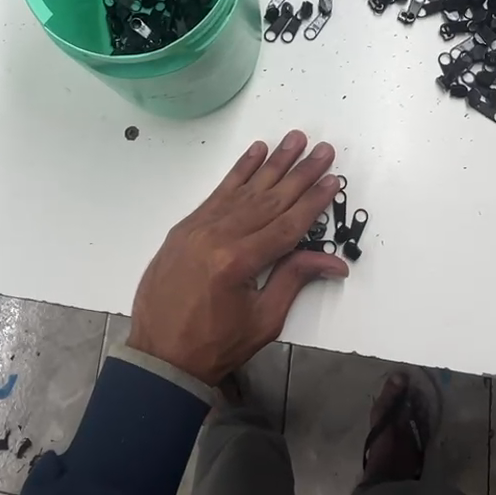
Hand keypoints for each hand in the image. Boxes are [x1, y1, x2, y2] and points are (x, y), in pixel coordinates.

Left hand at [127, 131, 347, 384]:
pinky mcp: (186, 226)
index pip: (286, 225)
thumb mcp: (263, 321)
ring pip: (245, 189)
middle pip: (269, 199)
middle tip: (323, 149)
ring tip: (295, 139)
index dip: (313, 202)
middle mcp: (218, 236)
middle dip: (300, 173)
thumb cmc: (215, 345)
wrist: (159, 355)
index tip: (333, 179)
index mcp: (238, 262)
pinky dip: (239, 171)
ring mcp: (199, 227)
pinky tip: (256, 152)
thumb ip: (294, 280)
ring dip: (274, 162)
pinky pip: (218, 192)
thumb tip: (336, 261)